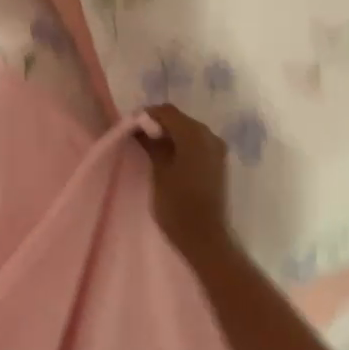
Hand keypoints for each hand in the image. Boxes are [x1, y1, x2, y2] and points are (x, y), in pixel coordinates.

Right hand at [138, 104, 236, 263]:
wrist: (205, 237)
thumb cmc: (177, 205)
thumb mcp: (159, 172)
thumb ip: (152, 145)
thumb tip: (141, 128)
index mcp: (195, 135)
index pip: (167, 112)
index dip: (147, 116)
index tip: (130, 129)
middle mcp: (210, 136)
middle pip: (180, 120)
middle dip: (158, 125)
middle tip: (137, 140)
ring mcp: (217, 150)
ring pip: (188, 132)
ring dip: (169, 136)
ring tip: (150, 152)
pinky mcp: (218, 163)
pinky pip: (196, 145)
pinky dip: (181, 147)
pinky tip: (167, 160)